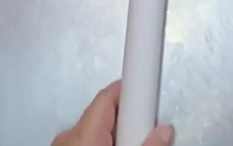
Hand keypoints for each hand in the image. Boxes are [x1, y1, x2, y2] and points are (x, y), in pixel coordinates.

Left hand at [52, 81, 173, 145]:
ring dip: (115, 141)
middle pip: (106, 116)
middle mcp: (68, 138)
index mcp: (83, 134)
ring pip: (96, 135)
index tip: (150, 94)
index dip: (133, 92)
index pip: (111, 94)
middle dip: (128, 126)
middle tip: (144, 139)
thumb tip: (164, 131)